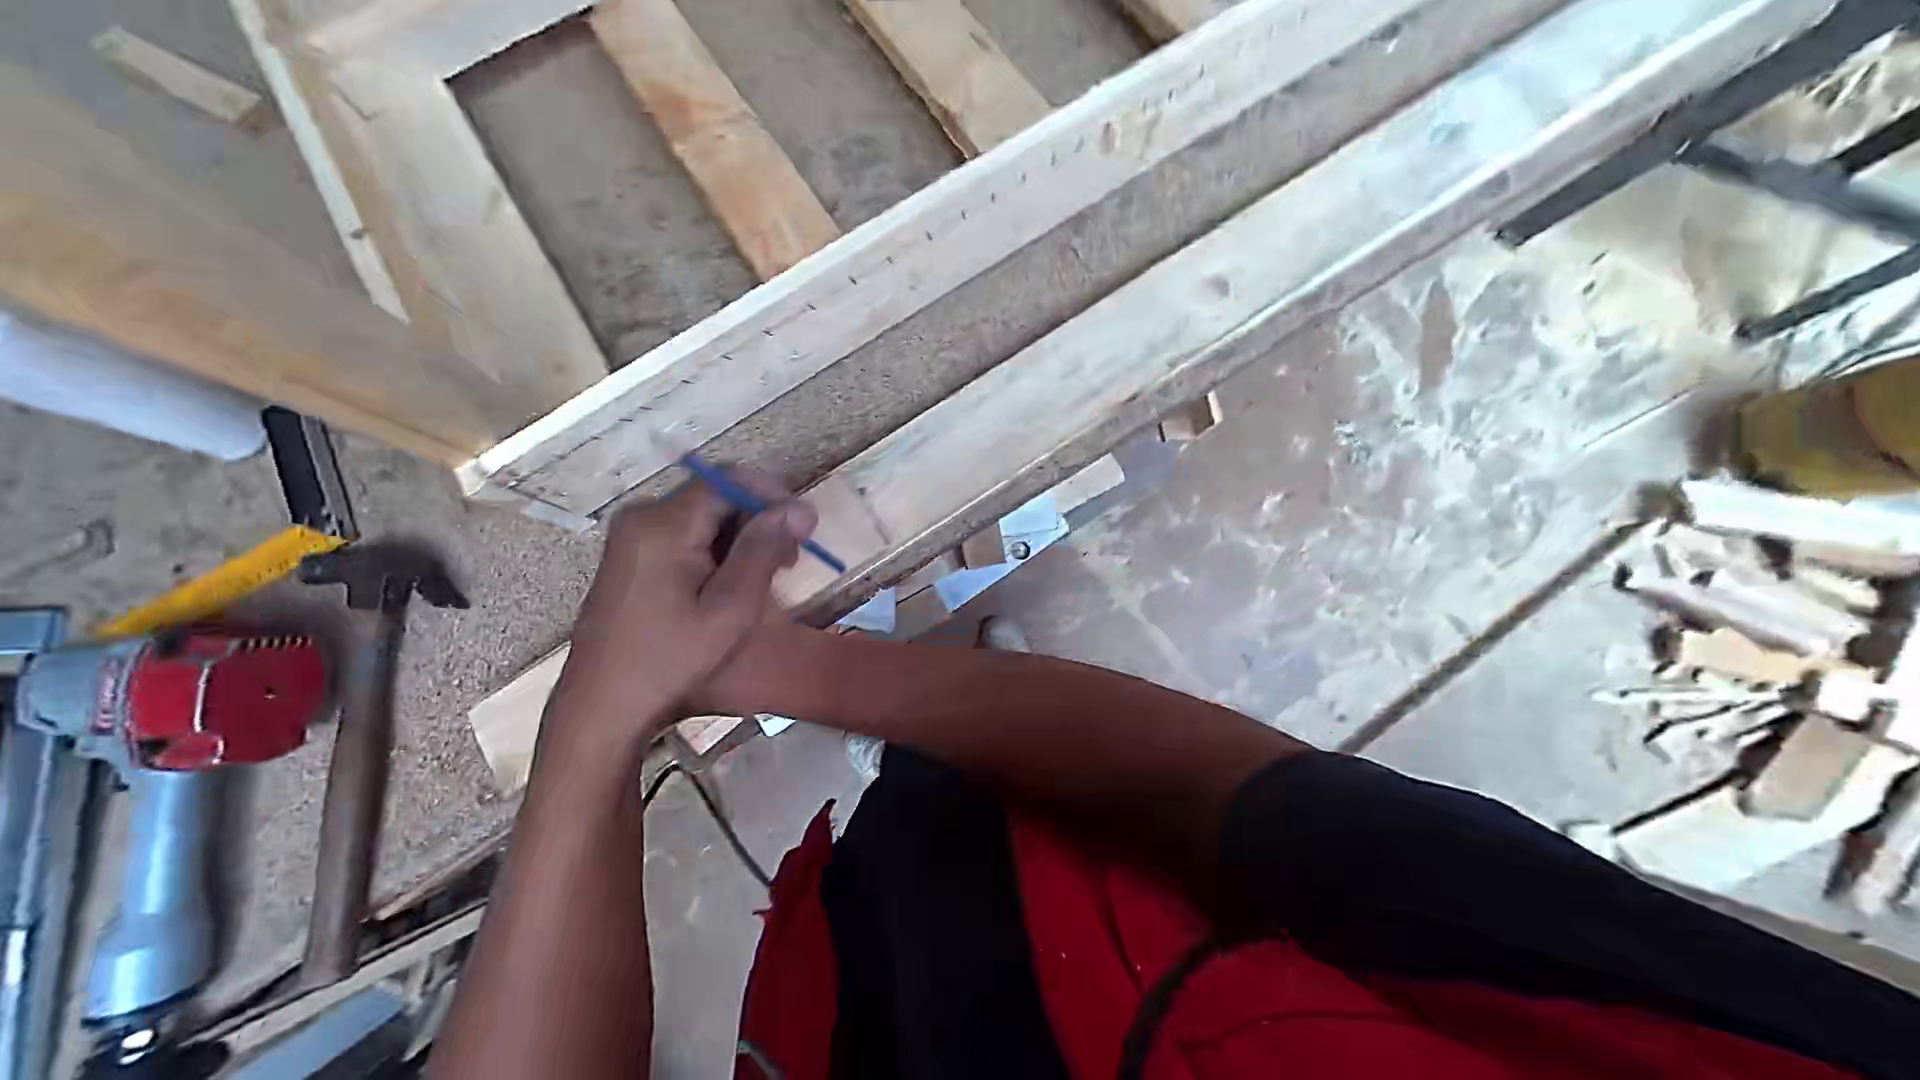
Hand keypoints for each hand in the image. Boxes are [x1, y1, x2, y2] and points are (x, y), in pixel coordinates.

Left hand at [542, 478, 817, 763]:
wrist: (603, 706)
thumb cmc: (671, 661)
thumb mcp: (730, 608)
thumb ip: (763, 550)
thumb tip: (801, 508)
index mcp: (662, 525)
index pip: (729, 481)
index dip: (774, 496)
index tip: (806, 528)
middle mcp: (642, 517)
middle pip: (716, 496)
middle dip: (759, 520)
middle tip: (789, 562)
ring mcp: (631, 536)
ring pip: (703, 516)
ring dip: (740, 537)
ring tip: (766, 577)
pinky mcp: (630, 555)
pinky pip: (684, 534)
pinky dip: (716, 550)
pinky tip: (731, 584)